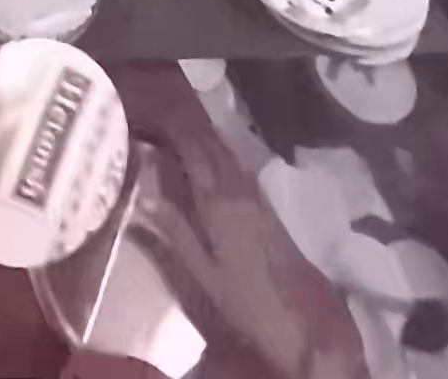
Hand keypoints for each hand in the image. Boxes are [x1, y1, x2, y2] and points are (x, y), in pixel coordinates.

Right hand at [129, 129, 367, 378]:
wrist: (306, 327)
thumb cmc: (246, 301)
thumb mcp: (203, 272)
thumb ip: (174, 230)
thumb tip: (141, 196)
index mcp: (218, 202)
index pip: (193, 152)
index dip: (172, 131)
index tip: (150, 121)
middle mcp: (238, 190)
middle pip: (213, 146)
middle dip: (188, 129)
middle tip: (162, 122)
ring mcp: (257, 197)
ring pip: (228, 154)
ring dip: (205, 139)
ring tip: (182, 131)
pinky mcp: (269, 208)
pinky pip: (239, 167)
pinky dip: (221, 154)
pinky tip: (214, 159)